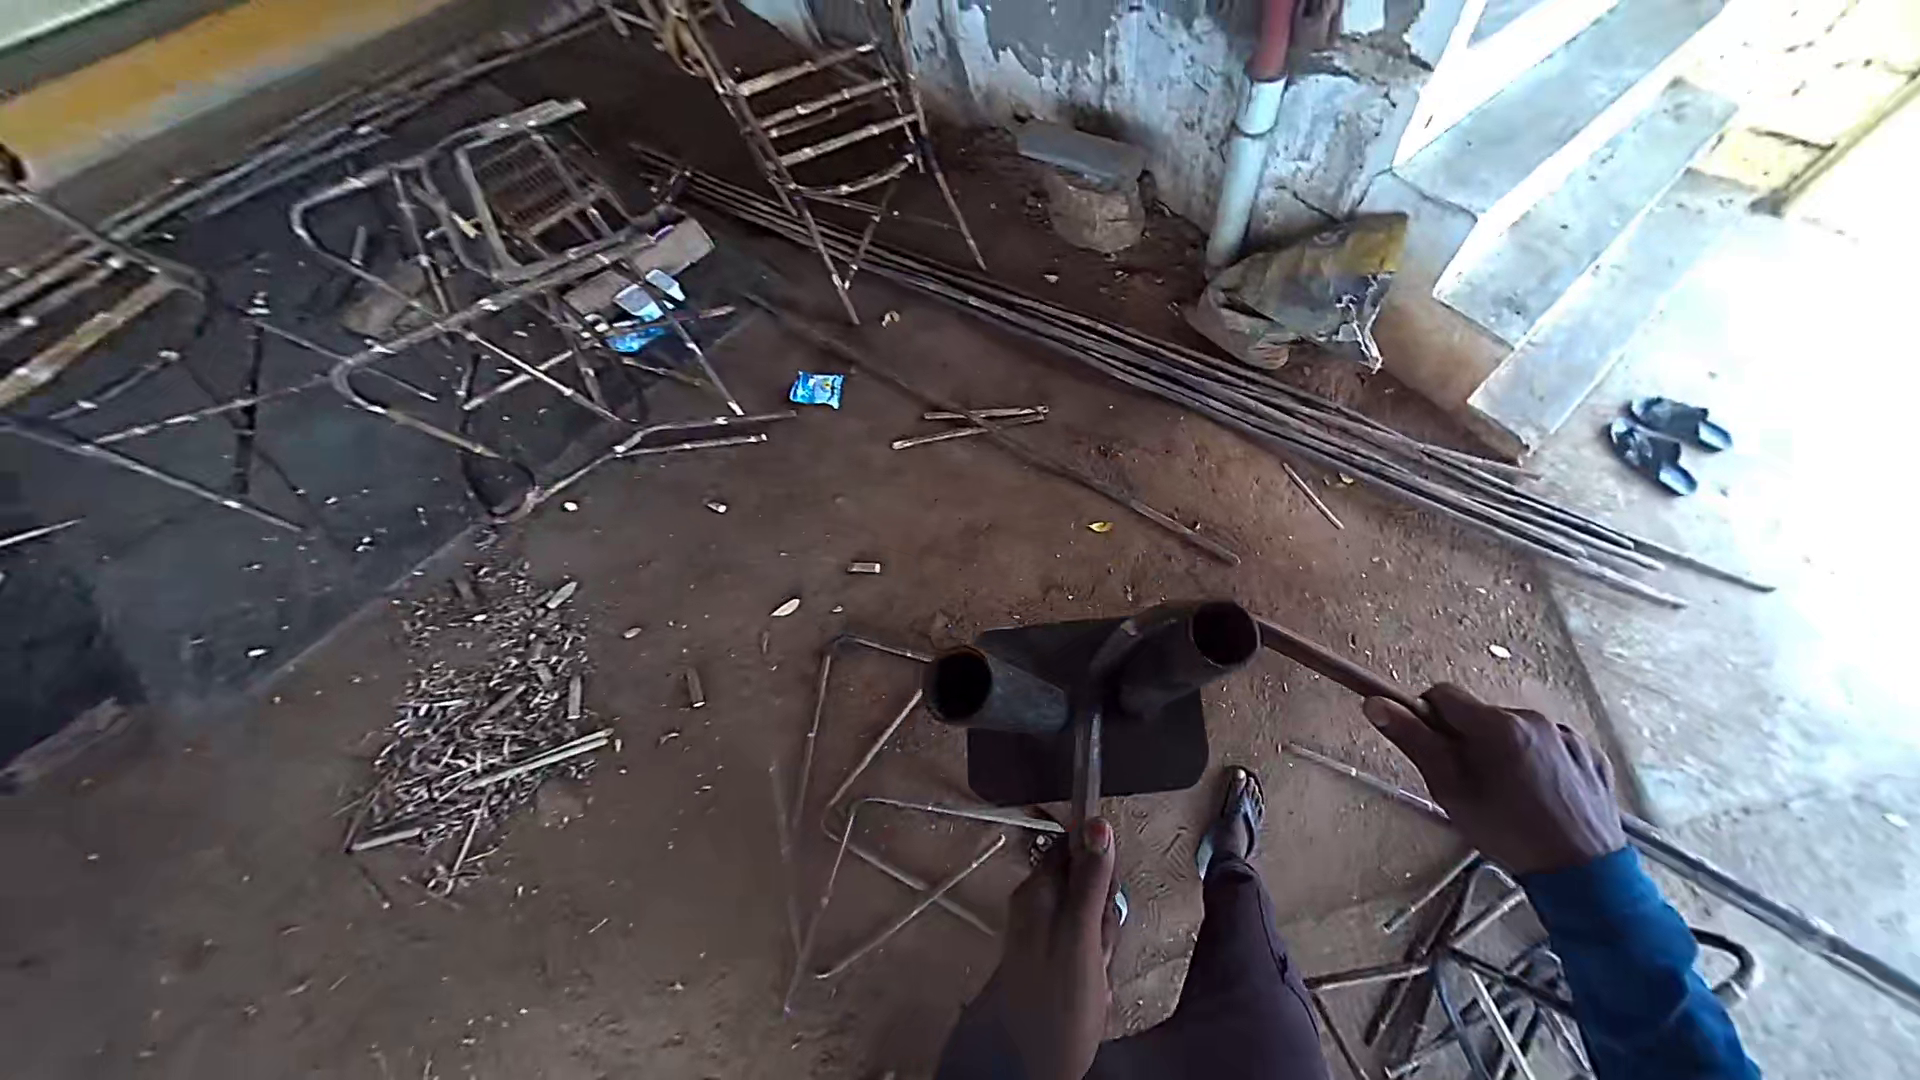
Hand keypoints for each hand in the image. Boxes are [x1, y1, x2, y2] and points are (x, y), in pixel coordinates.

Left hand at [982, 819, 1119, 1079]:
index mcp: (1038, 888)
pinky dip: (1097, 965)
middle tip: (1099, 945)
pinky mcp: (1056, 958)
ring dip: (1103, 944)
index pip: (1075, 846)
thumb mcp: (1080, 934)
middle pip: (1088, 885)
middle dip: (1104, 915)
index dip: (1099, 866)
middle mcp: (1038, 902)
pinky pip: (1088, 947)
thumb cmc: (1054, 997)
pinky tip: (1094, 987)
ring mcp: (1046, 931)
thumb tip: (1098, 823)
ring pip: (1092, 919)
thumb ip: (1091, 879)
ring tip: (1095, 972)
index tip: (1106, 897)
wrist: (1028, 1063)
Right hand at [1363, 684, 1625, 874]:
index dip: (1428, 717)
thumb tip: (1375, 704)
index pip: (1442, 694)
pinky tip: (1536, 789)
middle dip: (1466, 736)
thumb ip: (1412, 738)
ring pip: (1511, 728)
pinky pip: (1546, 742)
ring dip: (1500, 746)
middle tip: (1468, 776)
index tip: (1433, 745)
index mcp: (1496, 725)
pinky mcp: (1590, 755)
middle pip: (1478, 713)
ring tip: (1505, 787)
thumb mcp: (1447, 786)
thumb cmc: (1507, 830)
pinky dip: (1535, 758)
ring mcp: (1566, 737)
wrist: (1583, 875)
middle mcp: (1533, 720)